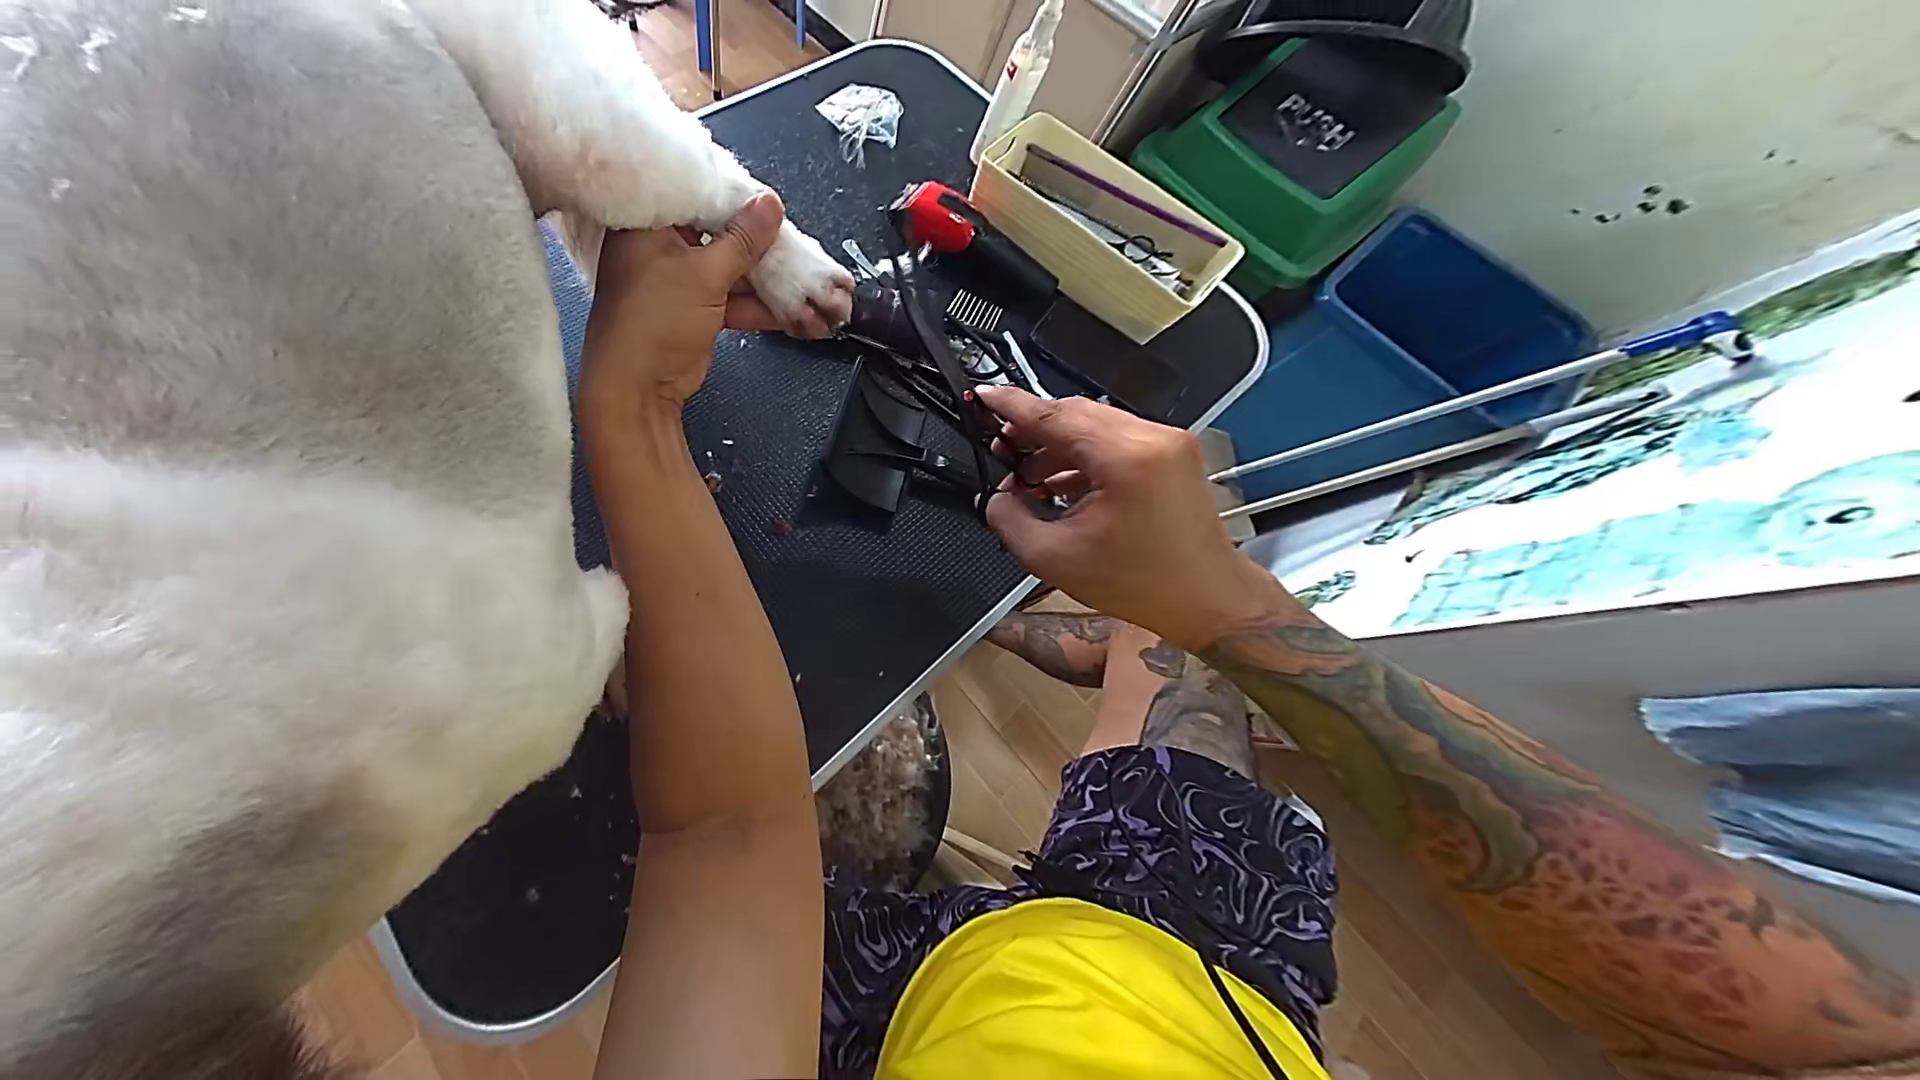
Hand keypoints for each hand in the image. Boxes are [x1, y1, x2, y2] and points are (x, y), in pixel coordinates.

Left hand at [579, 192, 821, 416]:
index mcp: (649, 225)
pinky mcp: (697, 312)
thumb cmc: (651, 325)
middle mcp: (662, 249)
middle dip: (763, 251)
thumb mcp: (704, 274)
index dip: (739, 202)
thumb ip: (742, 240)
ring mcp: (681, 283)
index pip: (701, 198)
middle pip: (723, 237)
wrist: (639, 387)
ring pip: (734, 273)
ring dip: (769, 284)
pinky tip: (791, 312)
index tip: (773, 209)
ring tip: (804, 287)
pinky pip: (734, 300)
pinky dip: (760, 307)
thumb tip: (769, 206)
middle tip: (795, 250)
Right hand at [978, 386, 1297, 649]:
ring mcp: (1167, 444)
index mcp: (1126, 457)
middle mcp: (1152, 439)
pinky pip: (1116, 442)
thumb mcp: (1055, 559)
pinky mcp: (1171, 457)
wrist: (1207, 600)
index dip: (1010, 405)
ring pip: (1094, 426)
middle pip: (1073, 414)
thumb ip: (1011, 522)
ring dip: (1056, 446)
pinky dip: (1083, 457)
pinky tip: (1058, 482)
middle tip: (1000, 450)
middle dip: (1031, 430)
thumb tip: (998, 500)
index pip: (1053, 415)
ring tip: (1026, 476)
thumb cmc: (1147, 585)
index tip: (985, 396)